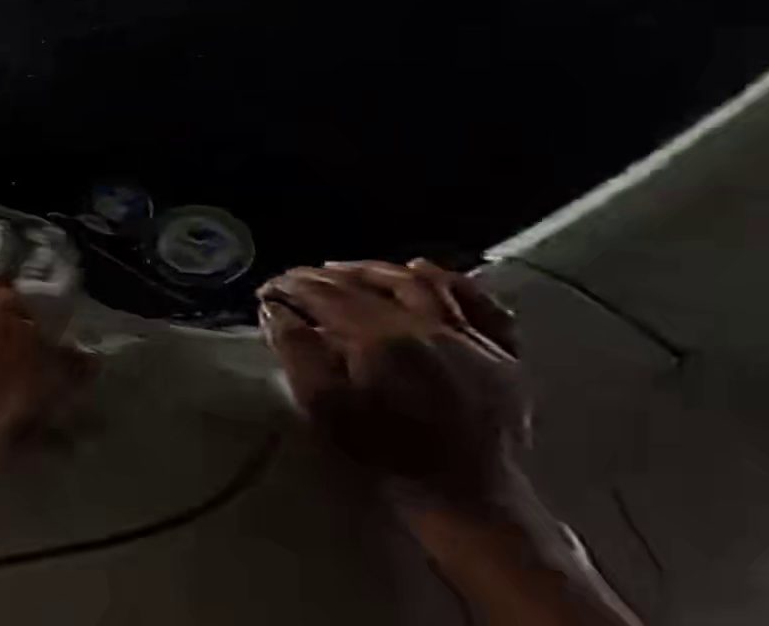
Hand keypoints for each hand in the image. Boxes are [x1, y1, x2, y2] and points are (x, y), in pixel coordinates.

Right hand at [258, 259, 526, 507]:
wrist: (465, 498)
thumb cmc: (384, 452)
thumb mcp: (323, 406)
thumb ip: (294, 350)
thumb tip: (274, 308)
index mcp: (379, 338)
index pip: (324, 294)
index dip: (289, 286)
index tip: (266, 290)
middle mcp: (424, 326)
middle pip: (363, 285)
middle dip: (319, 277)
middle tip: (292, 281)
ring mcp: (468, 337)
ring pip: (414, 283)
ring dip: (371, 270)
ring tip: (342, 270)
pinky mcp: (501, 354)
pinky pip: (478, 303)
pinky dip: (449, 281)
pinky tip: (422, 272)